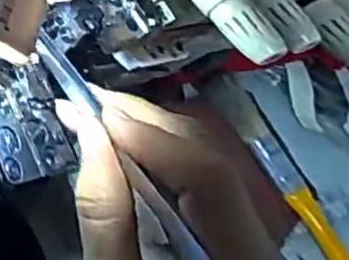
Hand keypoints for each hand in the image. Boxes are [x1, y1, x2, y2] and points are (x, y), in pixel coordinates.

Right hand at [61, 89, 279, 259]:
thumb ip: (104, 214)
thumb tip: (85, 127)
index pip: (210, 178)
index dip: (150, 135)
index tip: (93, 111)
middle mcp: (263, 252)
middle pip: (212, 160)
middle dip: (142, 123)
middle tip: (85, 103)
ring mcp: (259, 249)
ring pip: (209, 165)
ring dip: (149, 135)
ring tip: (99, 120)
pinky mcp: (245, 245)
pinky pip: (208, 186)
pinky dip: (163, 160)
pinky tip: (128, 152)